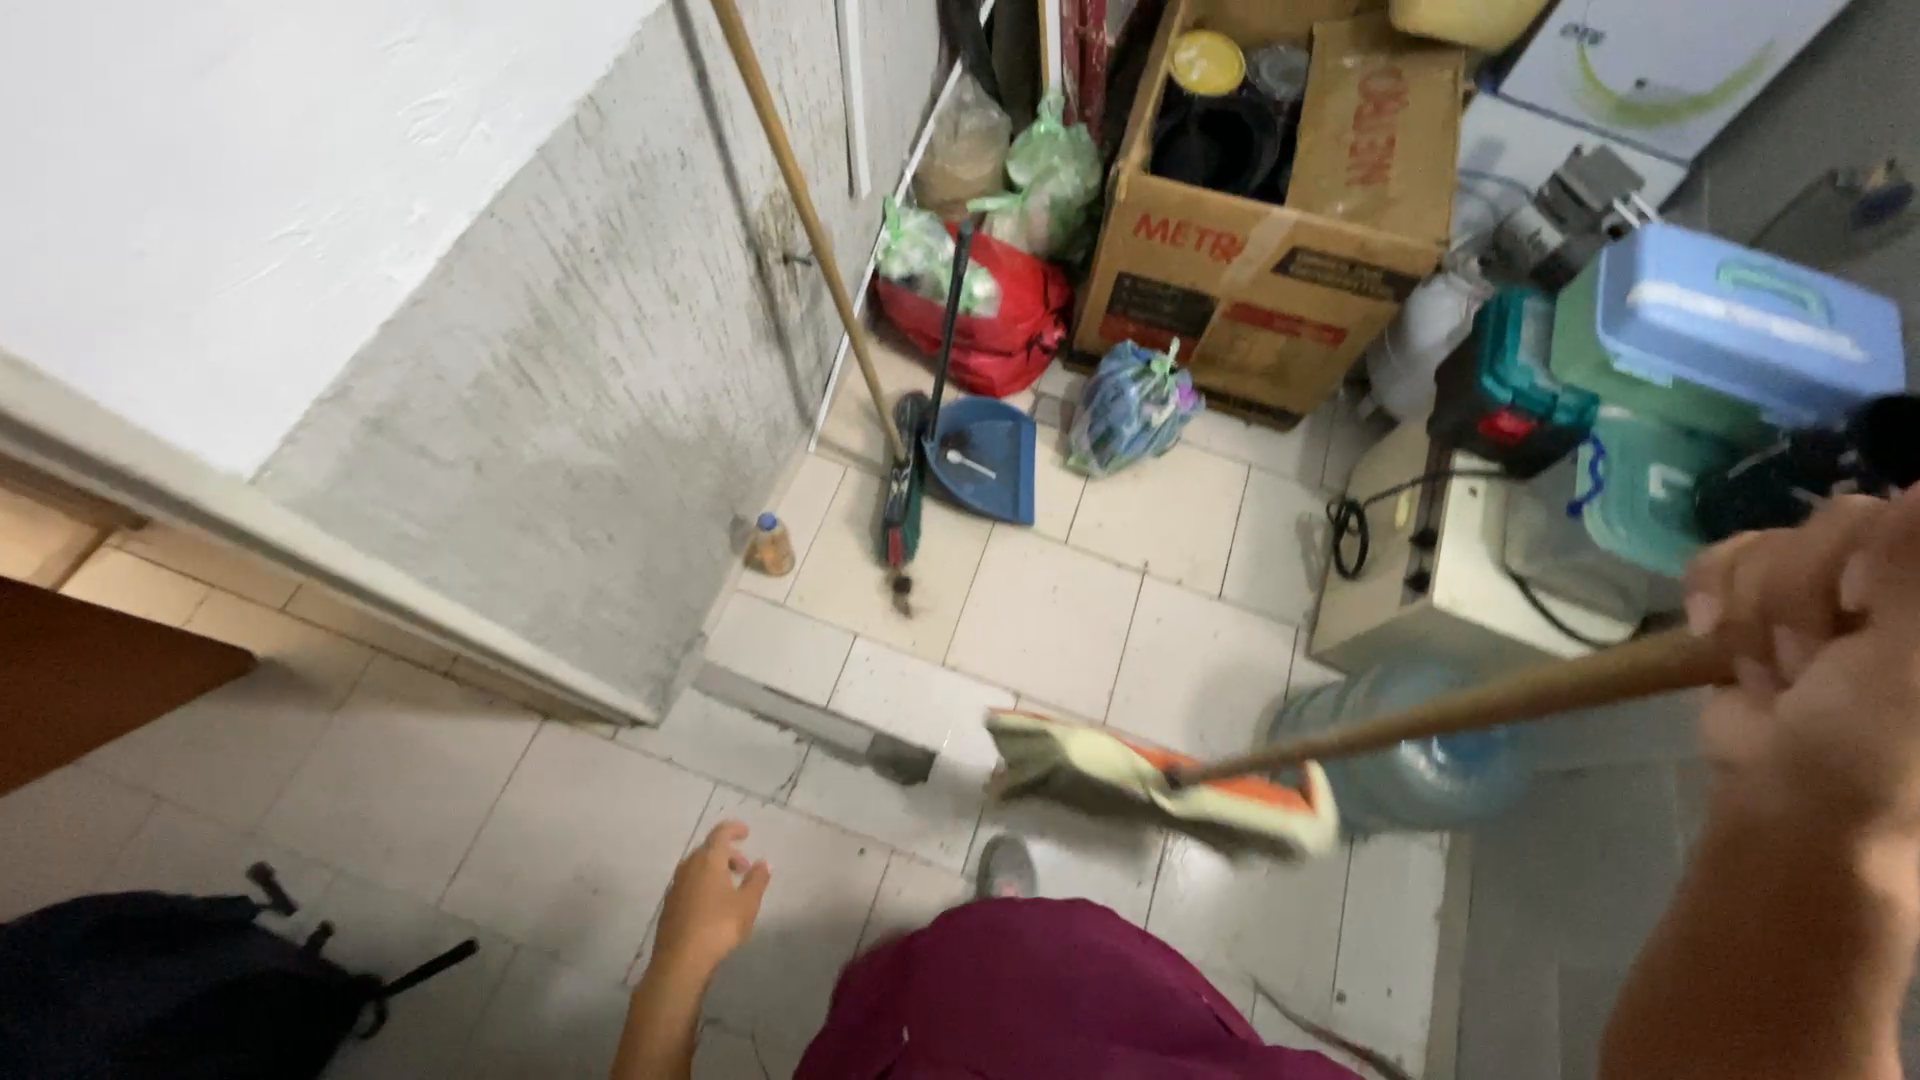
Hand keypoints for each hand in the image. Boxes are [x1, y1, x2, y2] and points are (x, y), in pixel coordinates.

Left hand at [654, 821, 770, 973]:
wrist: (679, 962)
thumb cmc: (718, 926)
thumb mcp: (747, 904)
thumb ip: (757, 880)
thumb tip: (764, 863)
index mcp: (708, 860)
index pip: (720, 833)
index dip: (734, 829)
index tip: (746, 833)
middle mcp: (688, 867)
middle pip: (708, 850)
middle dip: (728, 854)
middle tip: (744, 868)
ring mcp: (675, 887)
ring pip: (697, 867)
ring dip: (715, 870)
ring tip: (731, 887)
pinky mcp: (669, 906)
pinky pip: (689, 883)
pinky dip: (703, 883)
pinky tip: (713, 904)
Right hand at [1684, 489, 1919, 835]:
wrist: (1795, 808)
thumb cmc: (1885, 748)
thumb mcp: (1915, 656)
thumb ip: (1917, 558)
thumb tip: (1918, 485)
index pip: (1907, 510)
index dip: (1870, 557)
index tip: (1864, 610)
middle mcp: (1904, 587)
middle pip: (1836, 521)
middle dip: (1802, 595)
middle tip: (1823, 661)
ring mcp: (1839, 597)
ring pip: (1772, 544)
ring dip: (1756, 614)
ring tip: (1782, 674)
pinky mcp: (1767, 610)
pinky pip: (1725, 562)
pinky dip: (1712, 598)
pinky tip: (1721, 638)